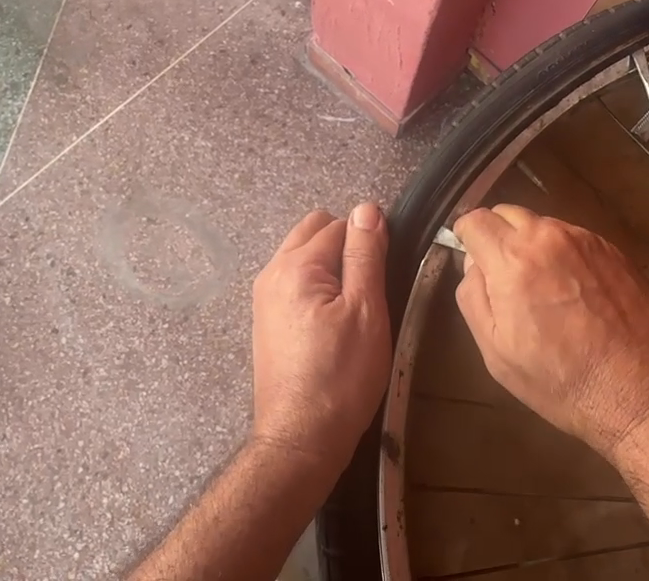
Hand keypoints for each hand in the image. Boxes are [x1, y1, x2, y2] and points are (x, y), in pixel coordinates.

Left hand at [249, 203, 390, 474]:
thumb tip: (366, 209)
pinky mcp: (266, 320)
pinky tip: (332, 322)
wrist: (300, 439)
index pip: (339, 225)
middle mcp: (272, 272)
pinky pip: (294, 281)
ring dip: (330, 266)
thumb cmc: (341, 375)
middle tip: (369, 287)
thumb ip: (365, 254)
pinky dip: (316, 286)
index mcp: (296, 265)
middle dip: (344, 245)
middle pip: (314, 231)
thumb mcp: (365, 311)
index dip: (368, 242)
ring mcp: (264, 297)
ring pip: (303, 255)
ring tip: (352, 307)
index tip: (384, 275)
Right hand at [455, 205, 648, 455]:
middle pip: (507, 213)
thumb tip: (473, 265)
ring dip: (532, 245)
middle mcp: (548, 238)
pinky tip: (576, 293)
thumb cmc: (562, 383)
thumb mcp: (497, 353)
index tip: (472, 259)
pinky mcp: (613, 249)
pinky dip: (563, 254)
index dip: (466, 237)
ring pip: (541, 225)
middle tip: (504, 277)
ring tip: (544, 290)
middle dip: (497, 237)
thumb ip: (474, 298)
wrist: (644, 394)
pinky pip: (573, 238)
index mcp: (513, 261)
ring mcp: (585, 240)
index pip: (475, 220)